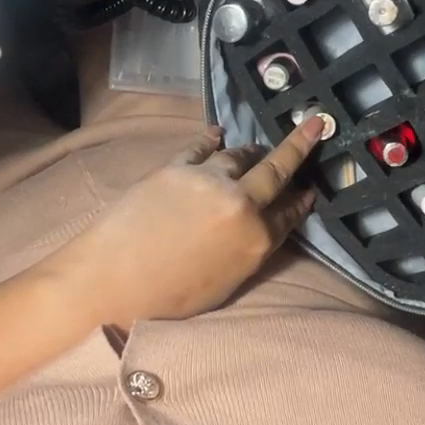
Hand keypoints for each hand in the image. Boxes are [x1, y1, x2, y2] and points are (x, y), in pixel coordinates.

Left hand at [43, 118, 325, 327]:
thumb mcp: (224, 286)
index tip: (310, 189)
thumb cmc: (168, 300)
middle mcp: (240, 204)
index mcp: (255, 241)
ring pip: (239, 155)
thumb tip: (256, 232)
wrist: (110, 282)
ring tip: (255, 148)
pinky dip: (212, 140)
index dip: (301, 201)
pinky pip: (201, 147)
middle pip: (275, 170)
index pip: (288, 215)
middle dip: (299, 146)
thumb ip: (247, 253)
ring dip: (251, 151)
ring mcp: (207, 181)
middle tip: (315, 124)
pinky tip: (217, 134)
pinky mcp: (176, 168)